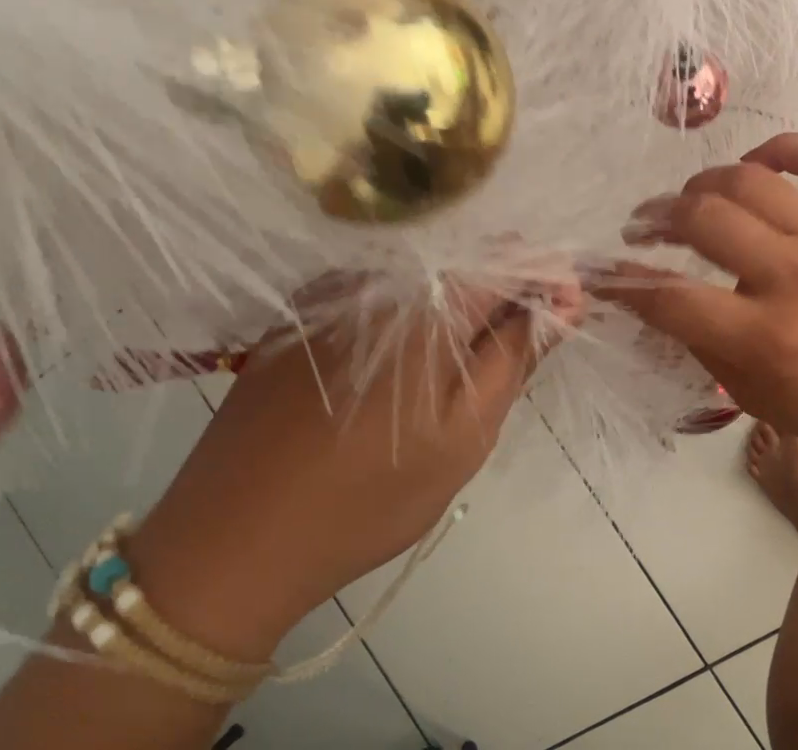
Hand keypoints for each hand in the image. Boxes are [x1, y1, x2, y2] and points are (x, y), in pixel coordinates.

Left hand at [126, 277, 579, 657]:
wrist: (231, 541)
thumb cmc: (367, 499)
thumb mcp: (464, 437)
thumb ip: (516, 356)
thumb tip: (566, 298)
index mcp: (427, 304)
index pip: (513, 256)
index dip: (547, 280)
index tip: (560, 319)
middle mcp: (378, 277)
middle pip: (468, 256)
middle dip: (504, 294)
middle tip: (508, 358)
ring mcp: (330, 292)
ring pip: (423, 273)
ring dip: (455, 304)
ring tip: (450, 372)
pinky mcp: (298, 314)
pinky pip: (375, 289)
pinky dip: (406, 312)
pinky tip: (394, 369)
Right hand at [598, 133, 797, 462]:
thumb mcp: (761, 399)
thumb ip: (707, 349)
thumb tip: (666, 303)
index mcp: (764, 338)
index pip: (670, 298)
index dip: (622, 282)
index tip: (602, 271)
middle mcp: (792, 278)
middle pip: (701, 220)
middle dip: (655, 219)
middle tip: (643, 227)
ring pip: (747, 181)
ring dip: (702, 184)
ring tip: (690, 199)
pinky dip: (781, 148)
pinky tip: (757, 163)